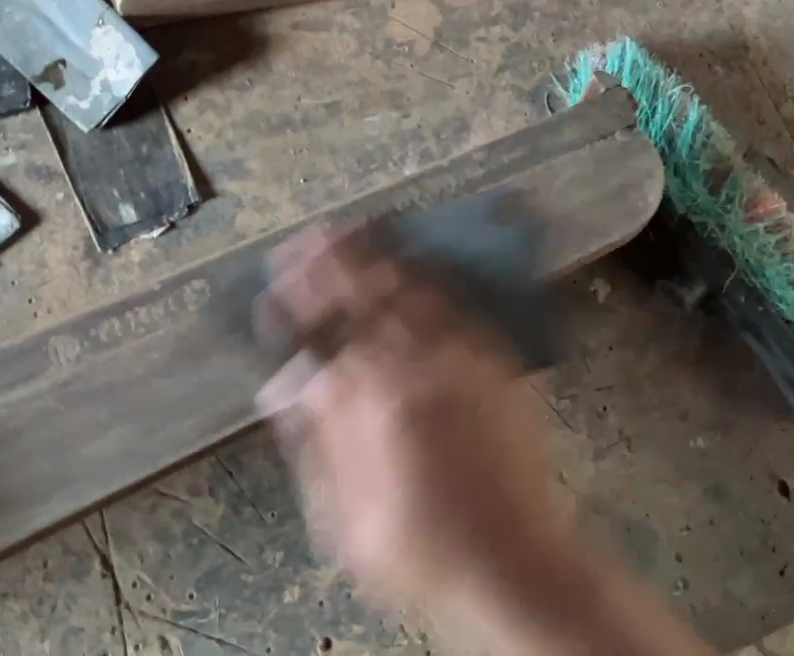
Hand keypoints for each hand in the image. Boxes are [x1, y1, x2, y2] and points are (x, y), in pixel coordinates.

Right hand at [256, 226, 585, 616]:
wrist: (516, 564)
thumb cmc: (424, 551)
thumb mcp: (345, 518)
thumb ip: (314, 442)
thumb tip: (286, 386)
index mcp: (374, 401)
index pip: (325, 327)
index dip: (298, 296)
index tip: (278, 276)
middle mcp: (420, 365)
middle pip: (370, 291)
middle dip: (335, 257)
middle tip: (311, 234)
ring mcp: (463, 358)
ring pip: (415, 287)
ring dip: (380, 254)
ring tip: (355, 229)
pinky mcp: (497, 363)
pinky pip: (457, 302)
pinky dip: (427, 276)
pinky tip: (413, 267)